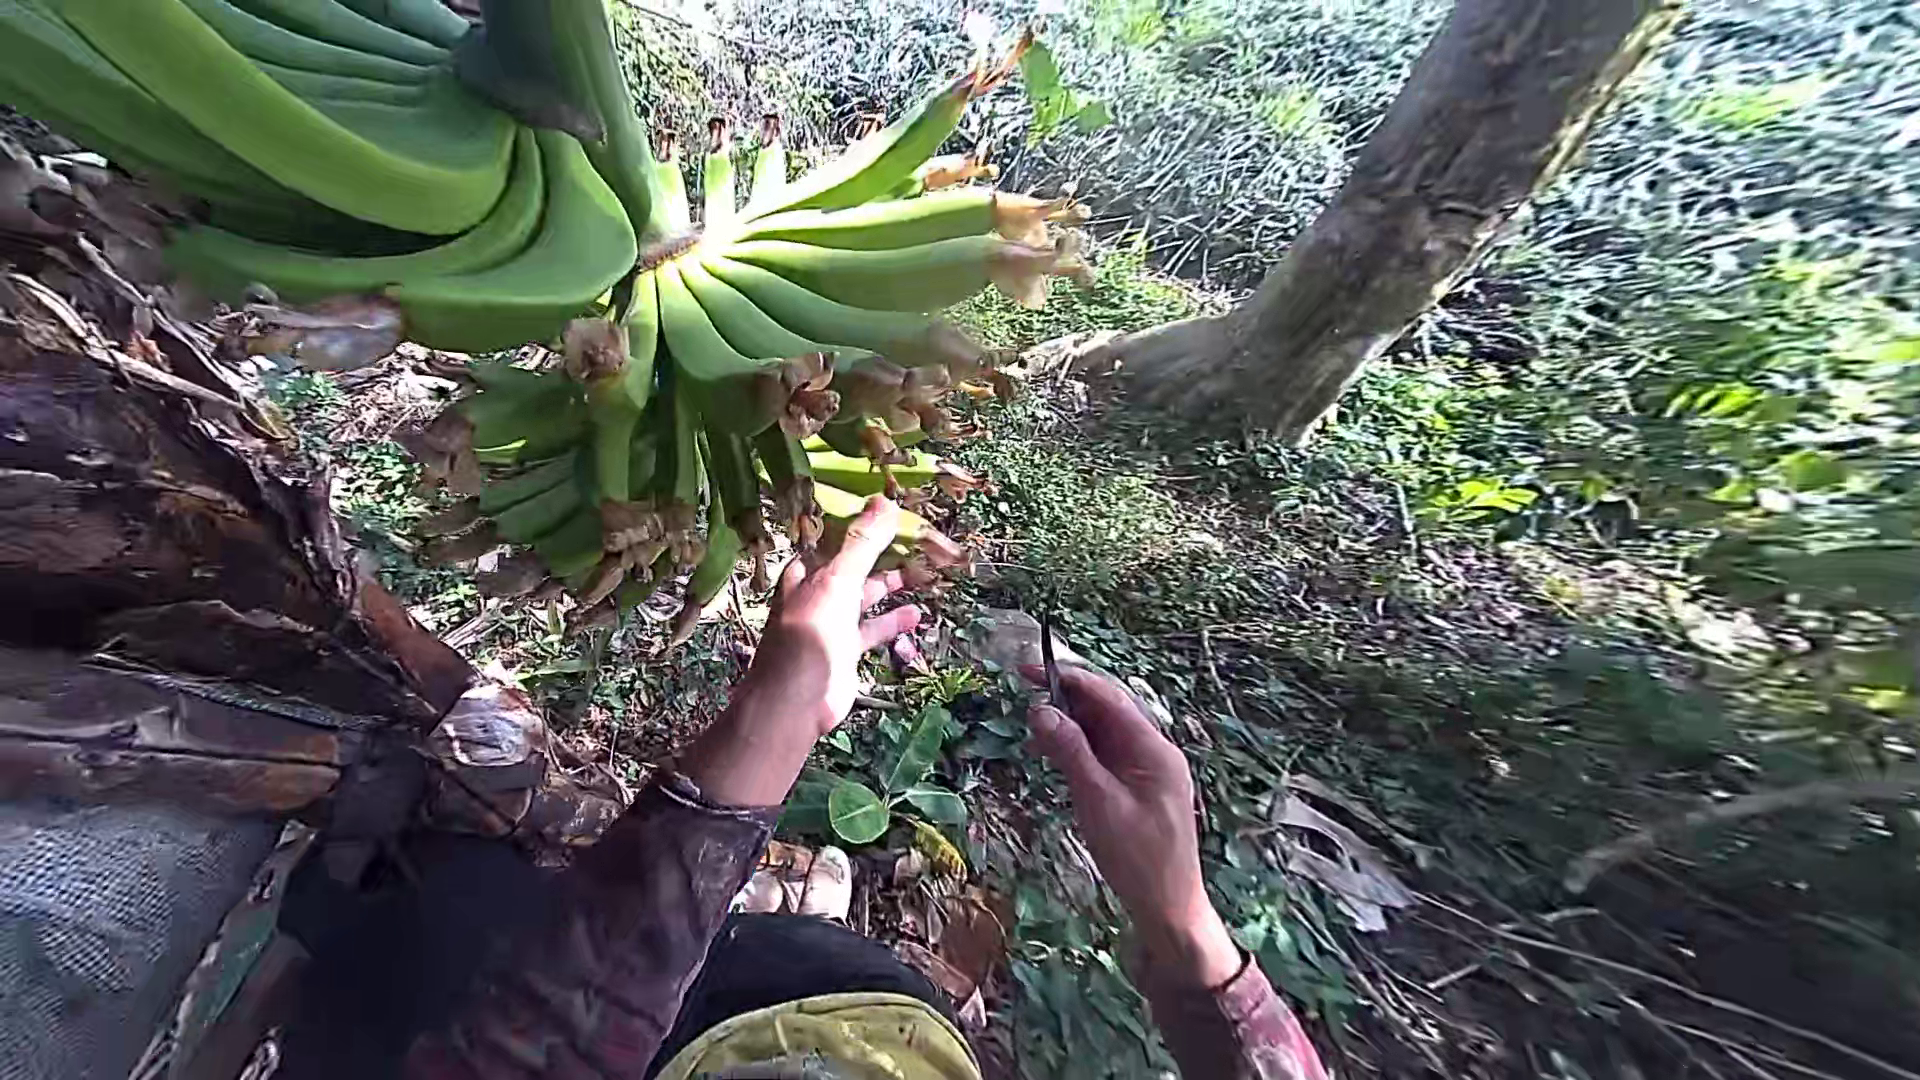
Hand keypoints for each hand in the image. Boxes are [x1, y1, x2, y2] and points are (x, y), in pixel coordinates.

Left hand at [679, 497, 923, 806]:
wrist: (795, 699)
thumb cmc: (811, 632)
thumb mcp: (838, 581)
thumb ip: (863, 543)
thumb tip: (886, 500)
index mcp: (807, 571)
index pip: (833, 538)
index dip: (857, 525)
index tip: (887, 512)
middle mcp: (817, 593)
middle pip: (853, 567)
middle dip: (881, 557)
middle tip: (914, 544)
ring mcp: (832, 622)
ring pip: (865, 598)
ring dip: (890, 588)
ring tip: (921, 576)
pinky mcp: (845, 650)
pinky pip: (873, 630)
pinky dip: (892, 622)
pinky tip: (915, 615)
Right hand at [1024, 664, 1241, 989]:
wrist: (1169, 911)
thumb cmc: (1138, 858)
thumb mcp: (1098, 802)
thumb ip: (1070, 752)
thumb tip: (1039, 710)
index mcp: (1153, 747)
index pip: (1108, 697)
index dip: (1068, 679)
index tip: (1029, 671)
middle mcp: (1151, 749)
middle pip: (1105, 709)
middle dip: (1065, 699)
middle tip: (1025, 694)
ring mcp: (1144, 767)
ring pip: (1101, 730)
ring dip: (1068, 724)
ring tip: (1033, 728)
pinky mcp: (1134, 783)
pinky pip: (1102, 753)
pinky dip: (1075, 748)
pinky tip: (1051, 752)